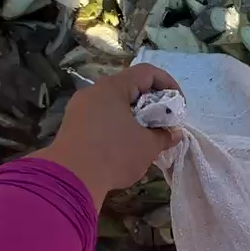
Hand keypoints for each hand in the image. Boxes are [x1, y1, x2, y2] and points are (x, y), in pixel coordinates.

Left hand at [32, 63, 179, 204]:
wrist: (71, 178)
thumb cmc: (114, 154)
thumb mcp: (148, 146)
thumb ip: (164, 136)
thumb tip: (174, 133)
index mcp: (113, 87)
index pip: (147, 72)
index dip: (168, 84)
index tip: (179, 105)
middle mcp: (94, 91)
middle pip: (129, 86)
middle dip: (152, 102)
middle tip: (164, 122)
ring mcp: (80, 107)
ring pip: (114, 103)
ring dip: (135, 115)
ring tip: (146, 135)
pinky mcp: (73, 124)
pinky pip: (102, 116)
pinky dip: (118, 124)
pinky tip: (125, 144)